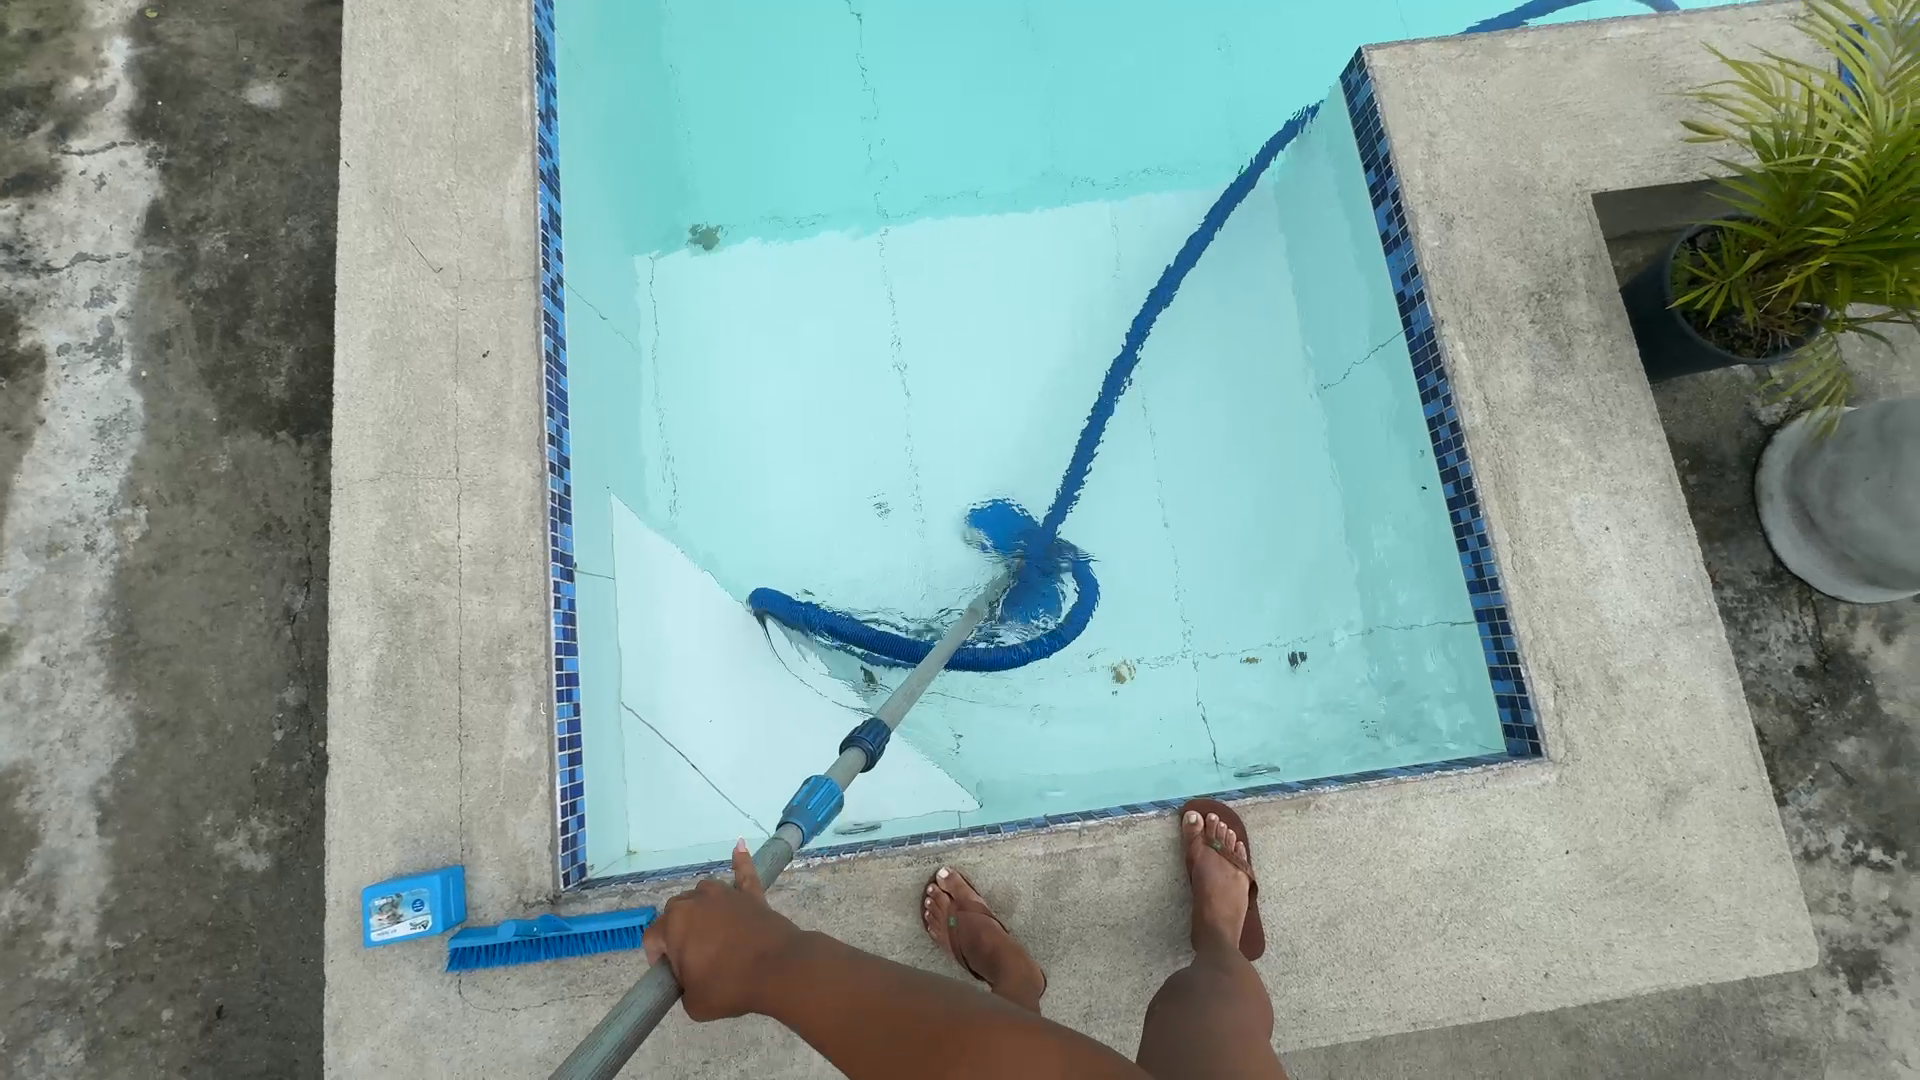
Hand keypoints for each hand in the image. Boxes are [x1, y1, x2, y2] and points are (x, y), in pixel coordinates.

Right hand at [644, 839, 805, 1020]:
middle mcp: (699, 900)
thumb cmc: (728, 985)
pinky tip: (739, 845)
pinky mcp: (752, 894)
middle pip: (676, 910)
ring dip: (700, 908)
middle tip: (693, 959)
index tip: (672, 975)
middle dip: (677, 932)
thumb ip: (683, 982)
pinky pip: (744, 872)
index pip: (653, 937)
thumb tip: (692, 972)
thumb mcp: (691, 1000)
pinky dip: (741, 861)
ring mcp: (727, 893)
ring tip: (708, 932)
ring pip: (703, 891)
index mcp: (676, 922)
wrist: (777, 969)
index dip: (658, 959)